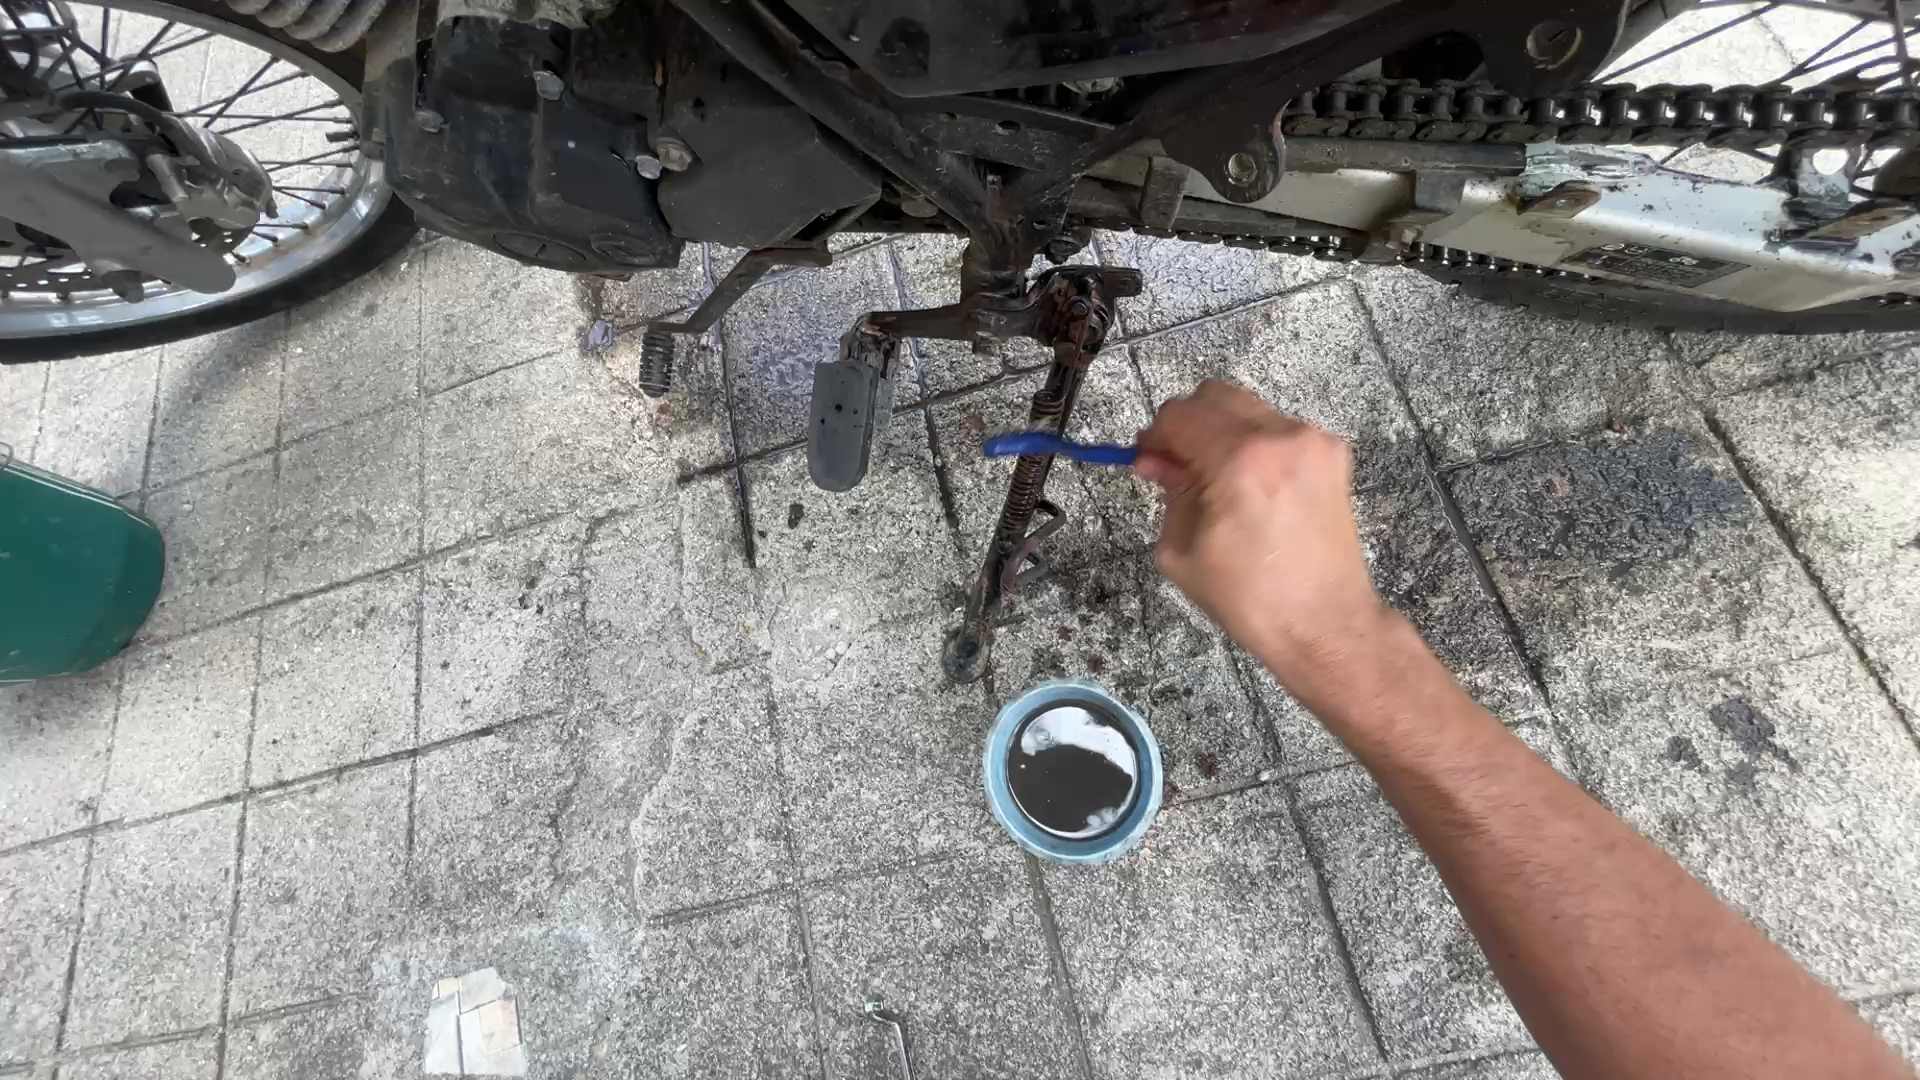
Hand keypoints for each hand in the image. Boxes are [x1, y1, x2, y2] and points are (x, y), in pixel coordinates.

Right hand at [1134, 380, 1389, 697]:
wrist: (1324, 624)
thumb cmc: (1249, 598)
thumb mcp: (1181, 550)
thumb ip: (1168, 492)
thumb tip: (1154, 460)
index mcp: (1239, 460)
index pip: (1178, 415)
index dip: (1153, 435)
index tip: (1147, 460)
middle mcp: (1281, 437)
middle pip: (1213, 396)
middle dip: (1186, 425)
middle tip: (1175, 465)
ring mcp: (1313, 442)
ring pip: (1247, 409)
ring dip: (1220, 433)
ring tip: (1213, 481)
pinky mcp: (1332, 456)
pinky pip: (1277, 430)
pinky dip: (1252, 446)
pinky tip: (1248, 487)